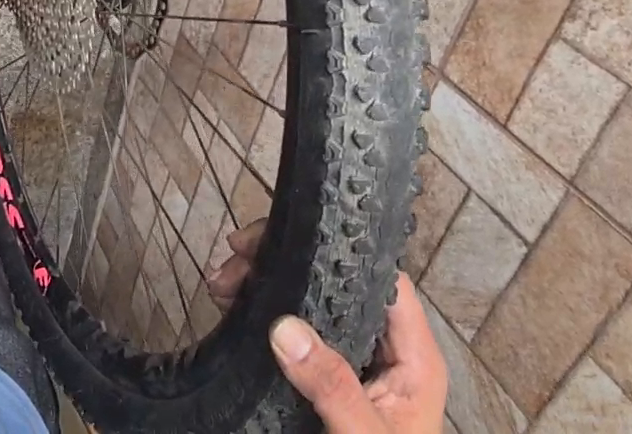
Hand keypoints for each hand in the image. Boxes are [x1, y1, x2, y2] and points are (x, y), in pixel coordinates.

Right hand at [205, 222, 446, 433]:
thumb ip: (332, 388)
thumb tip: (282, 325)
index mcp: (410, 356)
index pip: (382, 280)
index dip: (335, 250)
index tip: (274, 244)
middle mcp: (381, 348)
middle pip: (336, 280)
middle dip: (281, 262)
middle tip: (233, 259)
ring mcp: (350, 359)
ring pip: (308, 298)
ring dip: (263, 282)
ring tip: (221, 283)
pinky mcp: (322, 374)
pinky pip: (291, 326)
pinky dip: (259, 307)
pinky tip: (230, 304)